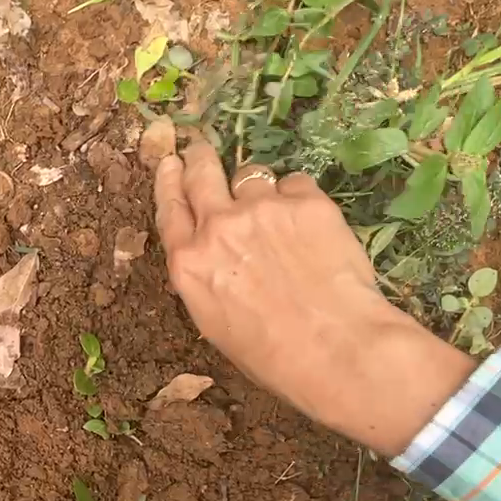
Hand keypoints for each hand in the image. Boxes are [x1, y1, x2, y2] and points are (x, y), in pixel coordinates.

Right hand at [152, 139, 476, 454]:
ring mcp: (262, 209)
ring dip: (255, 187)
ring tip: (271, 210)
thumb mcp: (213, 322)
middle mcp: (217, 227)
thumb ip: (204, 279)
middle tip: (200, 148)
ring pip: (251, 175)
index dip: (168, 182)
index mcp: (189, 263)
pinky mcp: (306, 201)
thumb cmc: (267, 352)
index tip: (170, 163)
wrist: (332, 346)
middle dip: (199, 157)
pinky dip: (296, 198)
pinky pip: (295, 184)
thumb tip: (209, 261)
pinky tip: (307, 225)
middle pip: (202, 174)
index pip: (169, 209)